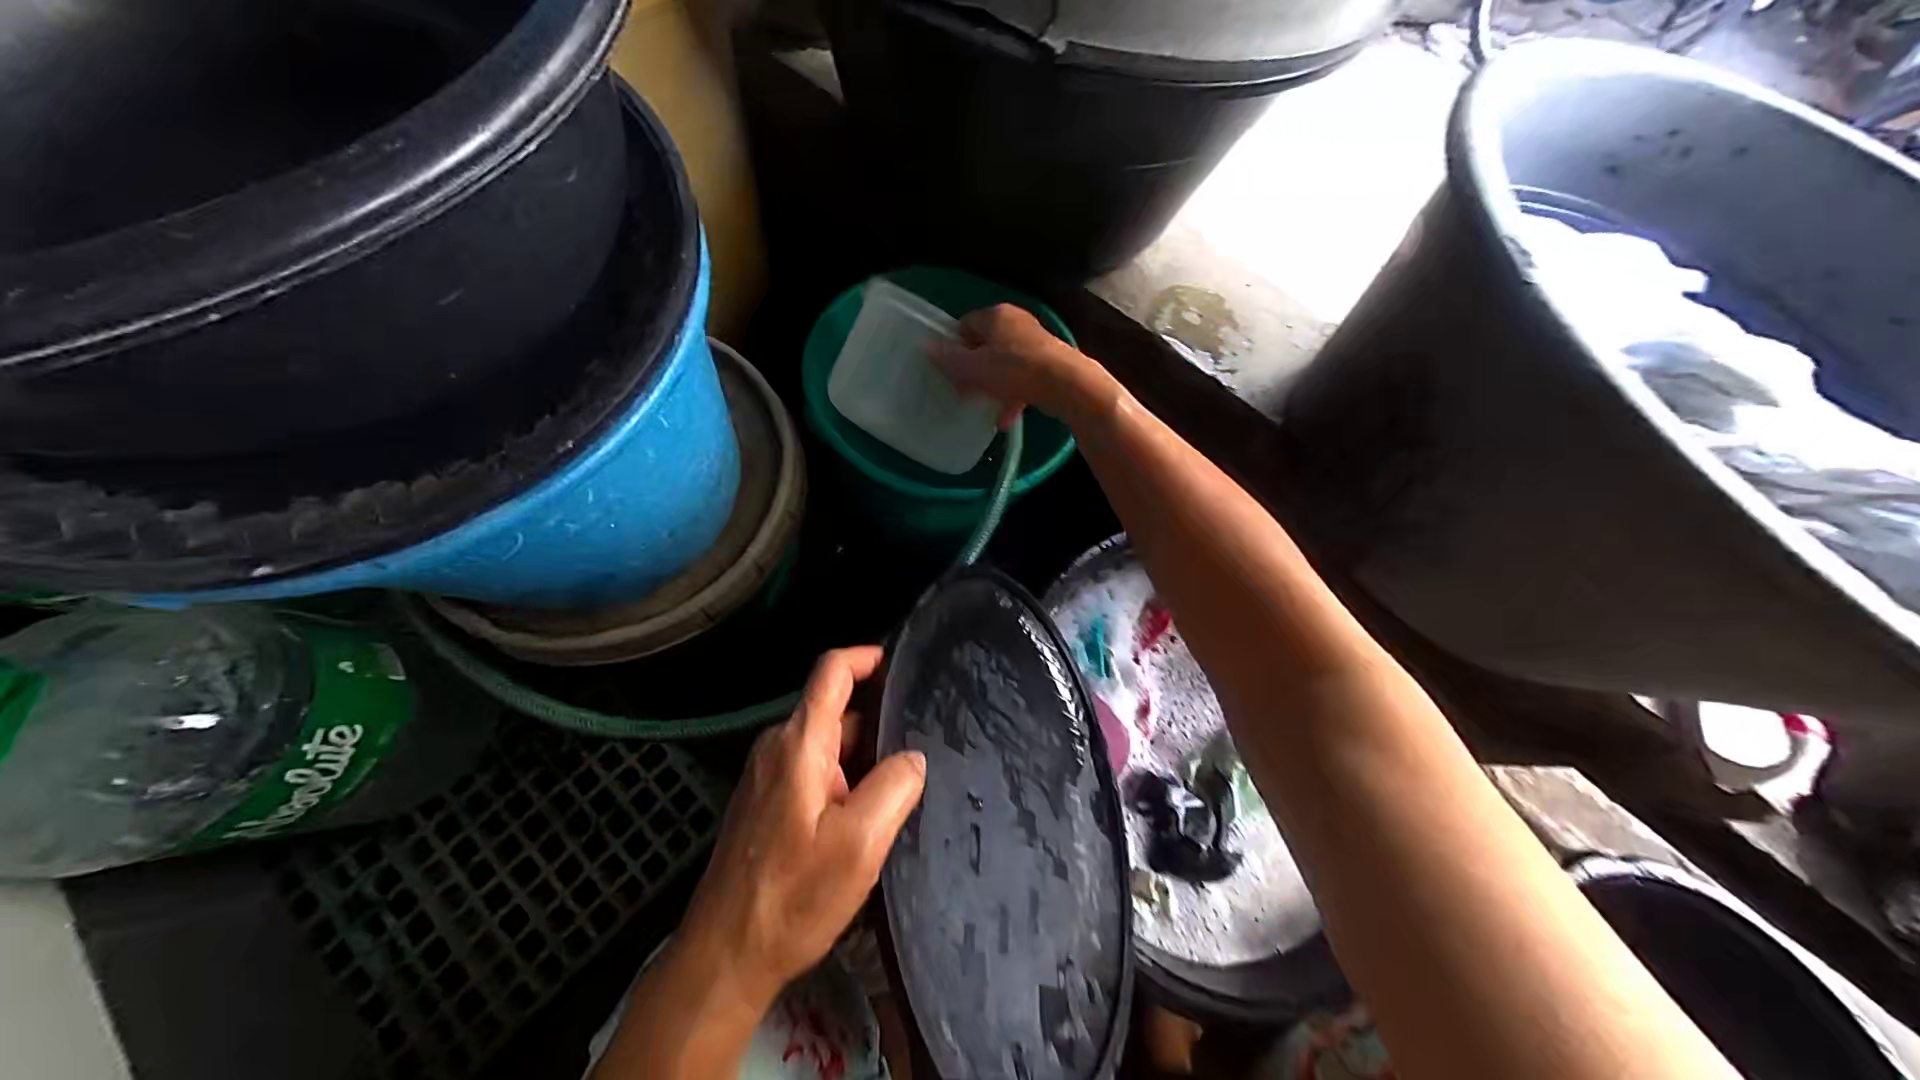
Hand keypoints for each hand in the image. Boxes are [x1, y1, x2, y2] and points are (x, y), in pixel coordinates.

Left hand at [677, 646, 926, 1014]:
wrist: (725, 956)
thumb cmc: (793, 896)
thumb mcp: (860, 842)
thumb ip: (895, 786)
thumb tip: (913, 757)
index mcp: (799, 743)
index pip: (832, 671)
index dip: (867, 657)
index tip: (901, 663)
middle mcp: (778, 748)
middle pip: (836, 710)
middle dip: (879, 720)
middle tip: (921, 745)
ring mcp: (769, 776)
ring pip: (829, 744)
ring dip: (865, 756)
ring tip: (903, 785)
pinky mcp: (767, 803)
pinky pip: (815, 771)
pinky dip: (846, 778)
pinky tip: (868, 813)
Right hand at [929, 304, 1113, 428]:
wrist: (1067, 384)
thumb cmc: (1014, 370)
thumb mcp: (973, 367)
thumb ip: (948, 359)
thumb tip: (927, 348)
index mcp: (996, 314)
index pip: (964, 325)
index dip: (953, 348)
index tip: (948, 371)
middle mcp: (1016, 322)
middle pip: (984, 346)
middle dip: (973, 371)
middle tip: (964, 392)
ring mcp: (1035, 342)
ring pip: (1004, 365)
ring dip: (993, 388)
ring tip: (985, 409)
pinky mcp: (1049, 363)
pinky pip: (1023, 378)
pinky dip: (1013, 396)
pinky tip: (1006, 419)